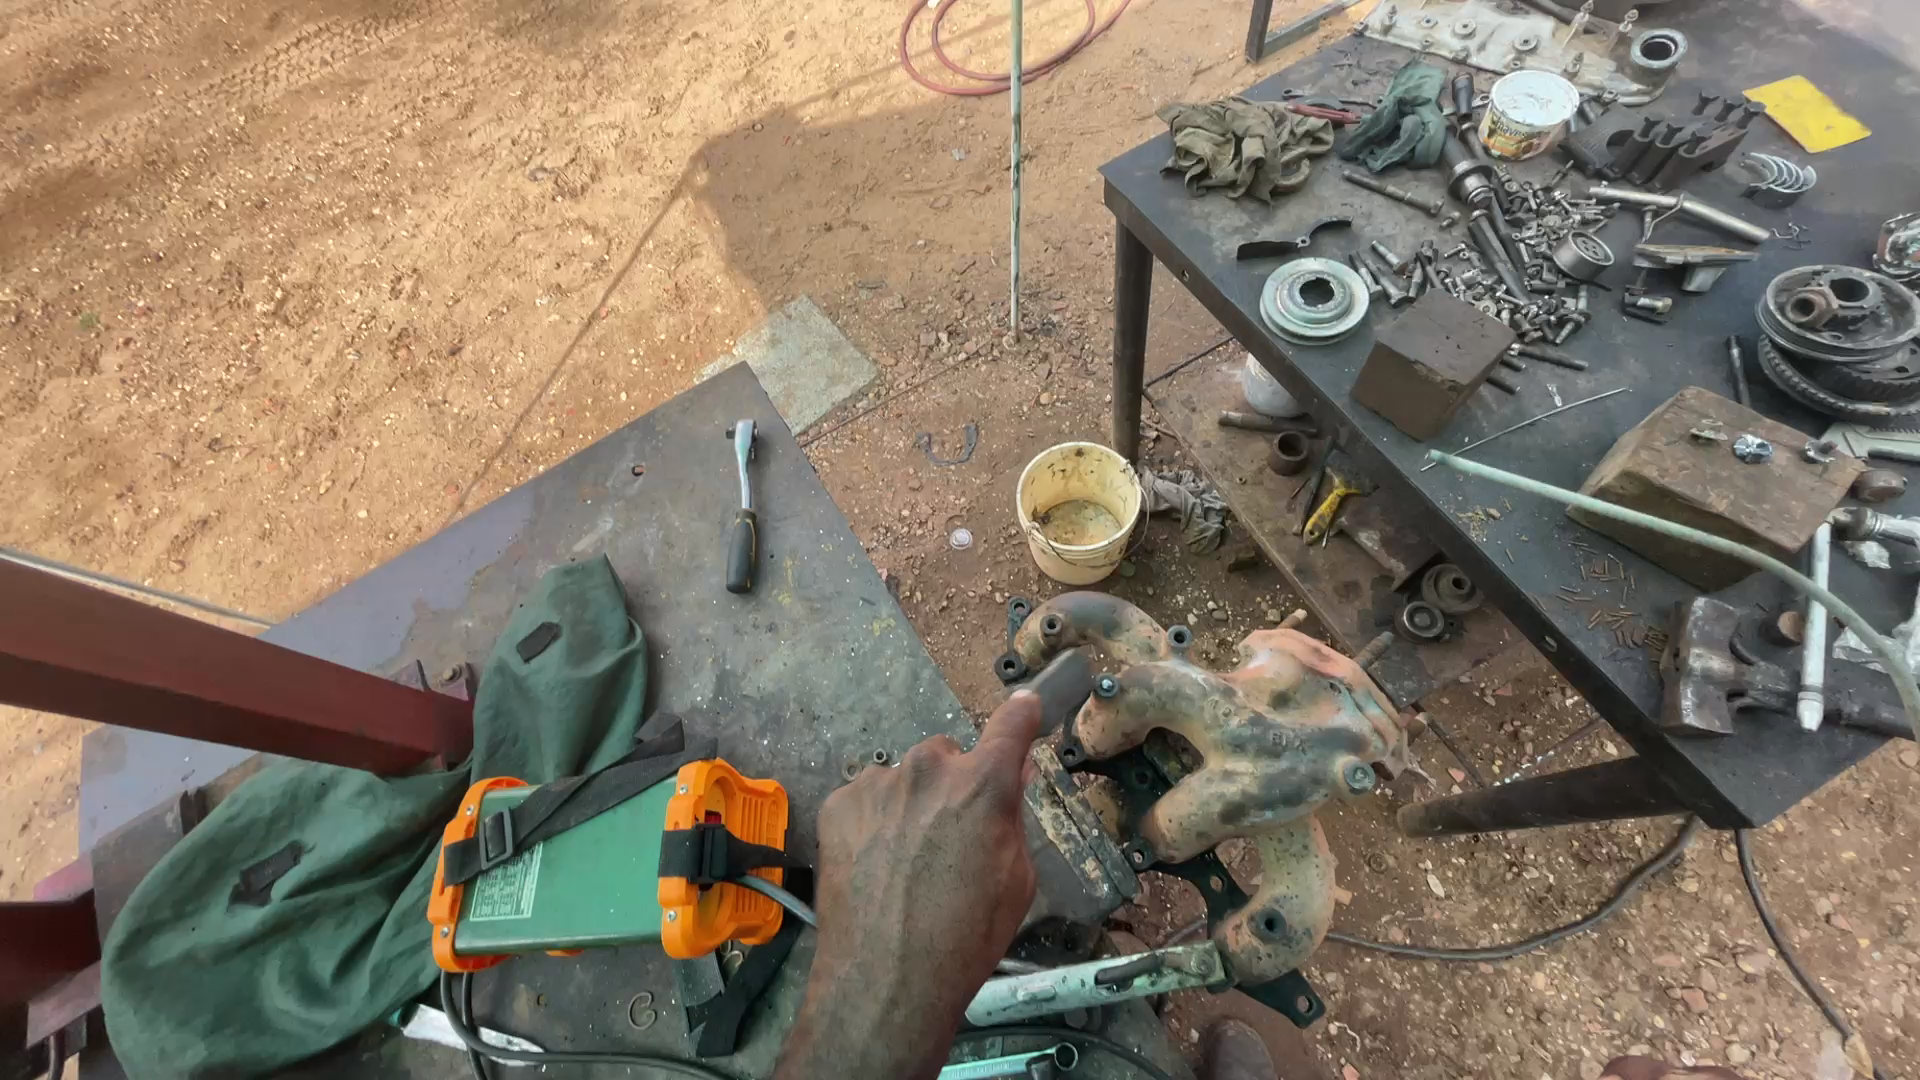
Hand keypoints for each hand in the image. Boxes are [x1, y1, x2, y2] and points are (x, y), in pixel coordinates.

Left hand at [774, 691, 1041, 1079]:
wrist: (884, 982)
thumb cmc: (966, 937)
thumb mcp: (1016, 880)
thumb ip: (1013, 817)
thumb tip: (1012, 774)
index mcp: (981, 785)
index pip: (1010, 727)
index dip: (1022, 714)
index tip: (1026, 703)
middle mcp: (928, 769)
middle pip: (947, 755)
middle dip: (953, 781)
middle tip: (948, 832)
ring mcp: (878, 782)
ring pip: (904, 777)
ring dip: (910, 800)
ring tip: (904, 858)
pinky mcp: (838, 802)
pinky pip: (867, 796)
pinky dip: (873, 818)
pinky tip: (873, 861)